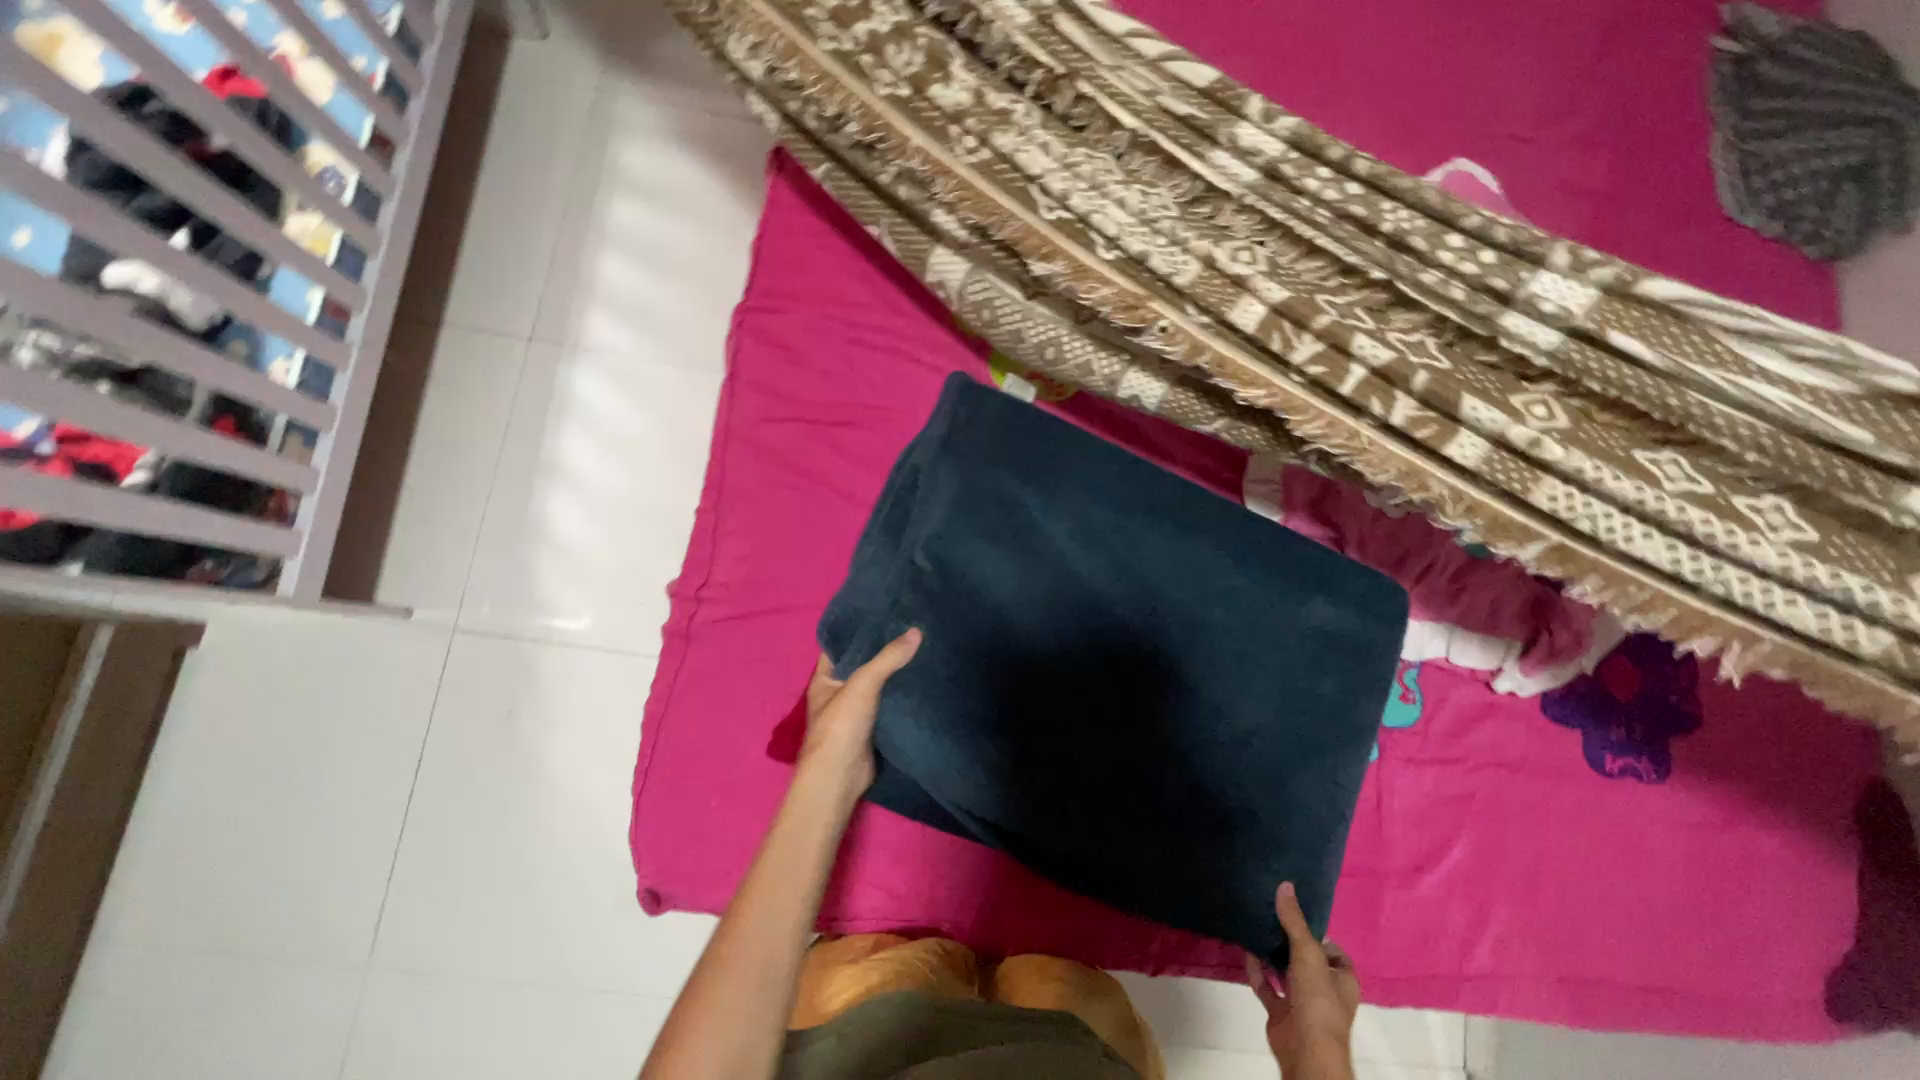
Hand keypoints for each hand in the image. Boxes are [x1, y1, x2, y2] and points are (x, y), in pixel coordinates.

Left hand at [798, 628, 922, 802]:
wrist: (840, 776)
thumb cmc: (841, 725)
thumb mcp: (863, 684)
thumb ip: (888, 658)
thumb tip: (916, 631)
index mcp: (825, 678)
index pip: (841, 646)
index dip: (859, 631)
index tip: (884, 614)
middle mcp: (839, 692)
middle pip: (863, 665)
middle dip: (884, 651)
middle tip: (912, 629)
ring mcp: (856, 712)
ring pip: (879, 686)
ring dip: (896, 674)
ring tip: (923, 648)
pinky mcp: (874, 729)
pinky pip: (890, 706)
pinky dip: (903, 696)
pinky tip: (923, 681)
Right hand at [1247, 882, 1359, 1079]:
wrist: (1305, 1049)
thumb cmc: (1317, 999)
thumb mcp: (1308, 953)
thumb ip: (1294, 922)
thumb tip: (1285, 885)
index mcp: (1342, 978)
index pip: (1330, 948)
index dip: (1315, 932)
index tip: (1293, 913)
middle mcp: (1324, 989)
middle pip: (1305, 958)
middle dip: (1288, 940)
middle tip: (1268, 915)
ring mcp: (1302, 1002)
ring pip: (1285, 972)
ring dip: (1271, 955)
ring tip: (1254, 927)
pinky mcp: (1281, 1012)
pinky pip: (1267, 986)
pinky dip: (1257, 971)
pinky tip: (1246, 952)